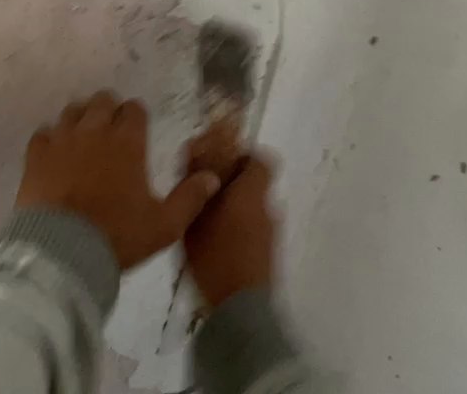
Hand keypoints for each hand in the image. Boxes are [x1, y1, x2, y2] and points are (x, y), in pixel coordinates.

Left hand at [16, 91, 221, 268]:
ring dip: (81, 120)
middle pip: (103, 100)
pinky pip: (43, 133)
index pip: (135, 109)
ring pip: (73, 111)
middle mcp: (94, 130)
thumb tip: (213, 178)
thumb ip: (190, 198)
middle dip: (110, 111)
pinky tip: (55, 157)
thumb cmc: (118, 236)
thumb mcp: (164, 225)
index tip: (138, 134)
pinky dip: (51, 140)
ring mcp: (62, 139)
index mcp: (127, 140)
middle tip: (112, 135)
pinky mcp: (36, 155)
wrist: (62, 253)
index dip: (137, 119)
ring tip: (84, 141)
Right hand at [182, 151, 278, 307]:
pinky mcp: (269, 255)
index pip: (262, 160)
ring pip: (253, 208)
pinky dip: (239, 229)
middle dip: (231, 184)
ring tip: (205, 223)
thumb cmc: (216, 259)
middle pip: (254, 184)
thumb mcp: (195, 220)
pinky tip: (215, 244)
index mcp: (252, 194)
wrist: (242, 312)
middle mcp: (268, 209)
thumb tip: (196, 160)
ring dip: (234, 209)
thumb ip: (196, 188)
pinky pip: (254, 229)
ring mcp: (271, 234)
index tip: (221, 160)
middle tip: (203, 193)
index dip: (244, 154)